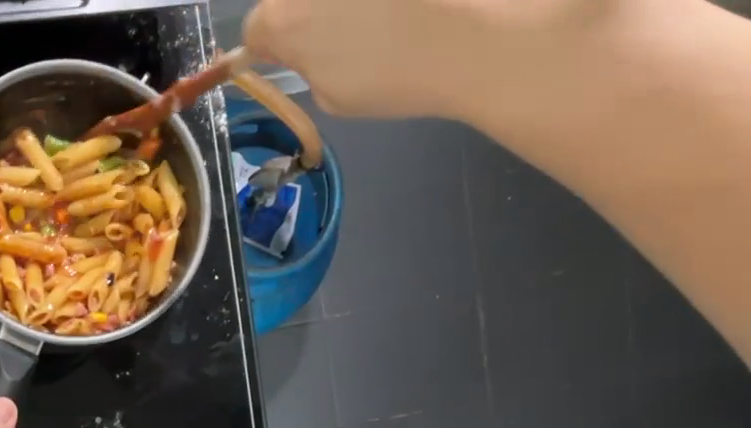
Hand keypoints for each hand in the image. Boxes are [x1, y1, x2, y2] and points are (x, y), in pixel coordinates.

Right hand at [243, 0, 593, 118]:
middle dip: (316, 10)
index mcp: (283, 17)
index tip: (304, 56)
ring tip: (398, 13)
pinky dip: (398, 1)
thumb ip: (309, 64)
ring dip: (356, 4)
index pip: (257, 28)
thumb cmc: (406, 74)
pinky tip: (418, 6)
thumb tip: (310, 45)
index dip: (276, 45)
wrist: (493, 24)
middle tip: (357, 29)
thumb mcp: (337, 97)